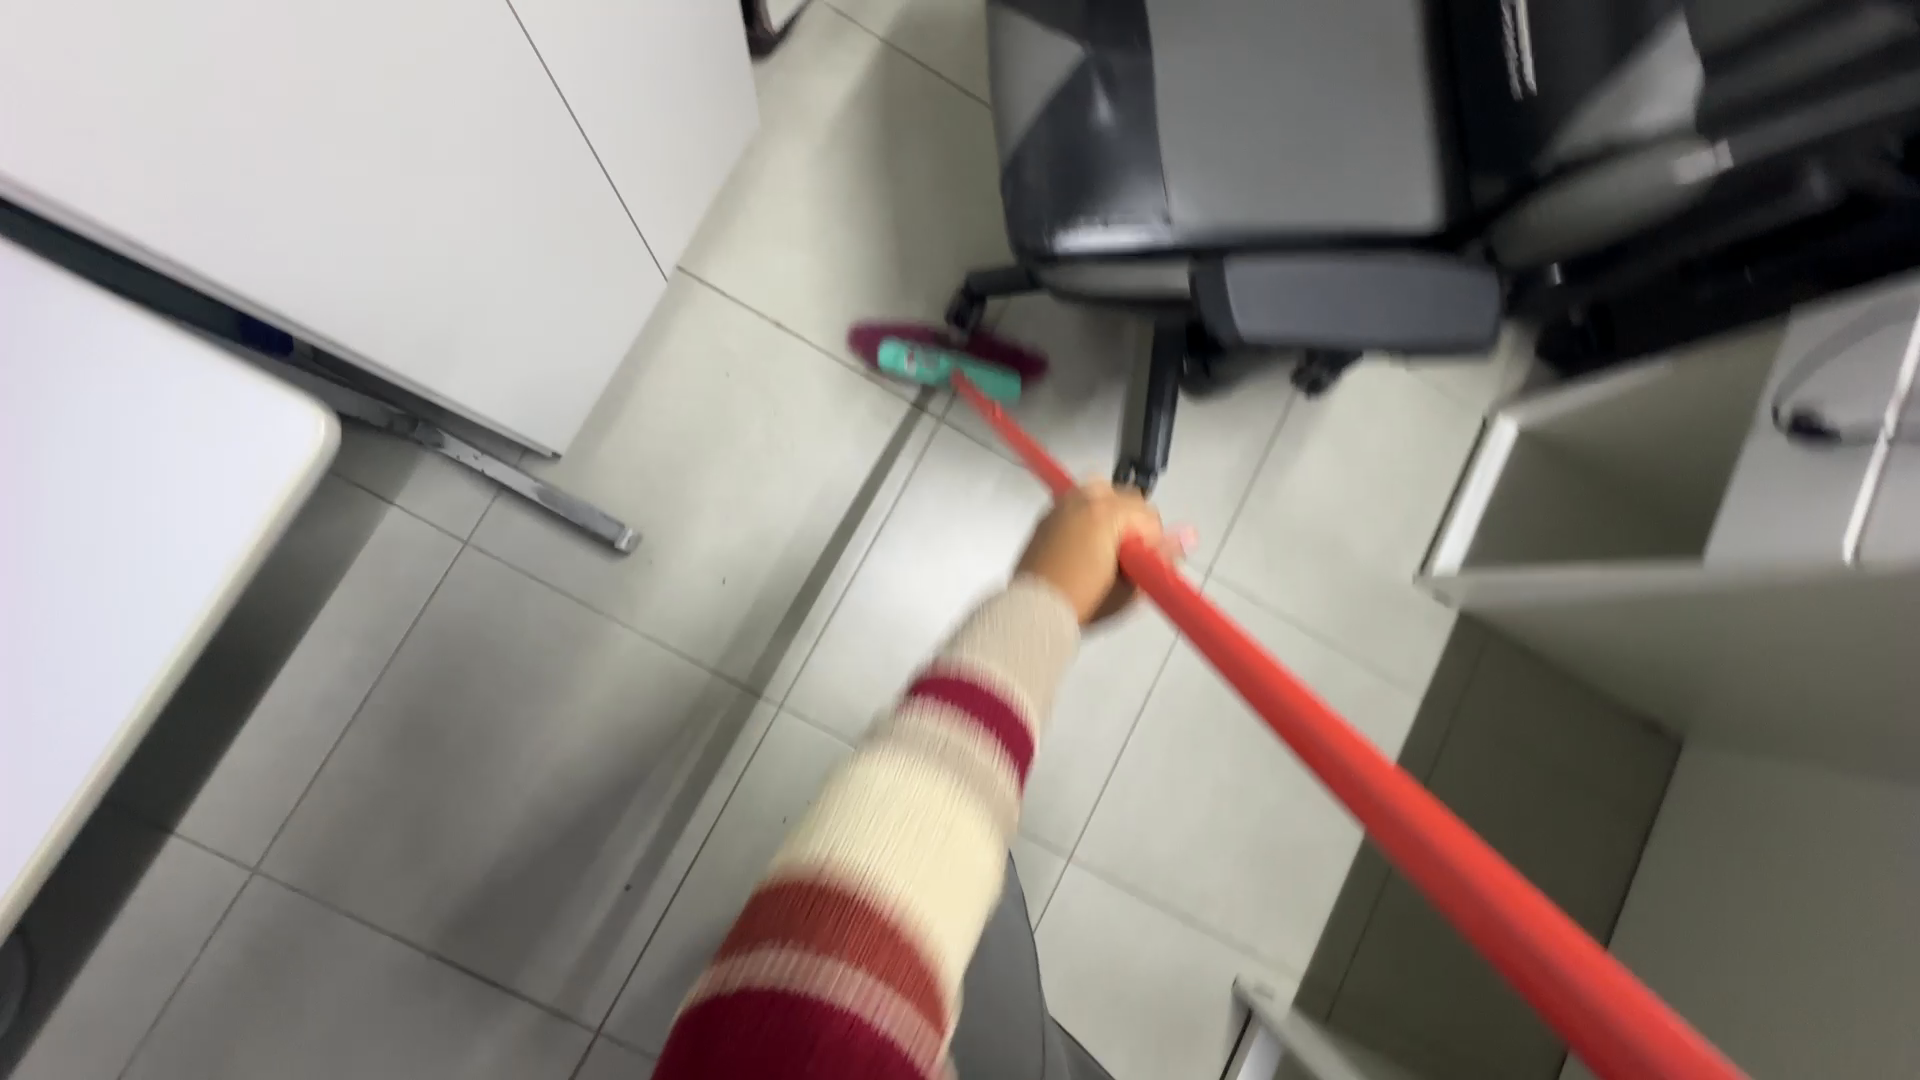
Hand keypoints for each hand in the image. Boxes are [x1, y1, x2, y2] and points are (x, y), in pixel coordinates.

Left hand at [1015, 480, 1195, 625]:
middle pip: (1125, 497)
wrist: (1033, 611)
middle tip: (1125, 557)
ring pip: (1099, 492)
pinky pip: (1075, 503)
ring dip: (1109, 513)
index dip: (1151, 542)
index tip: (1141, 564)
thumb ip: (1162, 557)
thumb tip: (1189, 534)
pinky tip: (1083, 546)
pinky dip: (1085, 516)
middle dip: (1132, 523)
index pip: (1148, 515)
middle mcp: (1083, 499)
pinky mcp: (1045, 516)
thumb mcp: (1132, 586)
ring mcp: (1061, 505)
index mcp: (1107, 512)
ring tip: (1106, 548)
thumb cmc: (1084, 601)